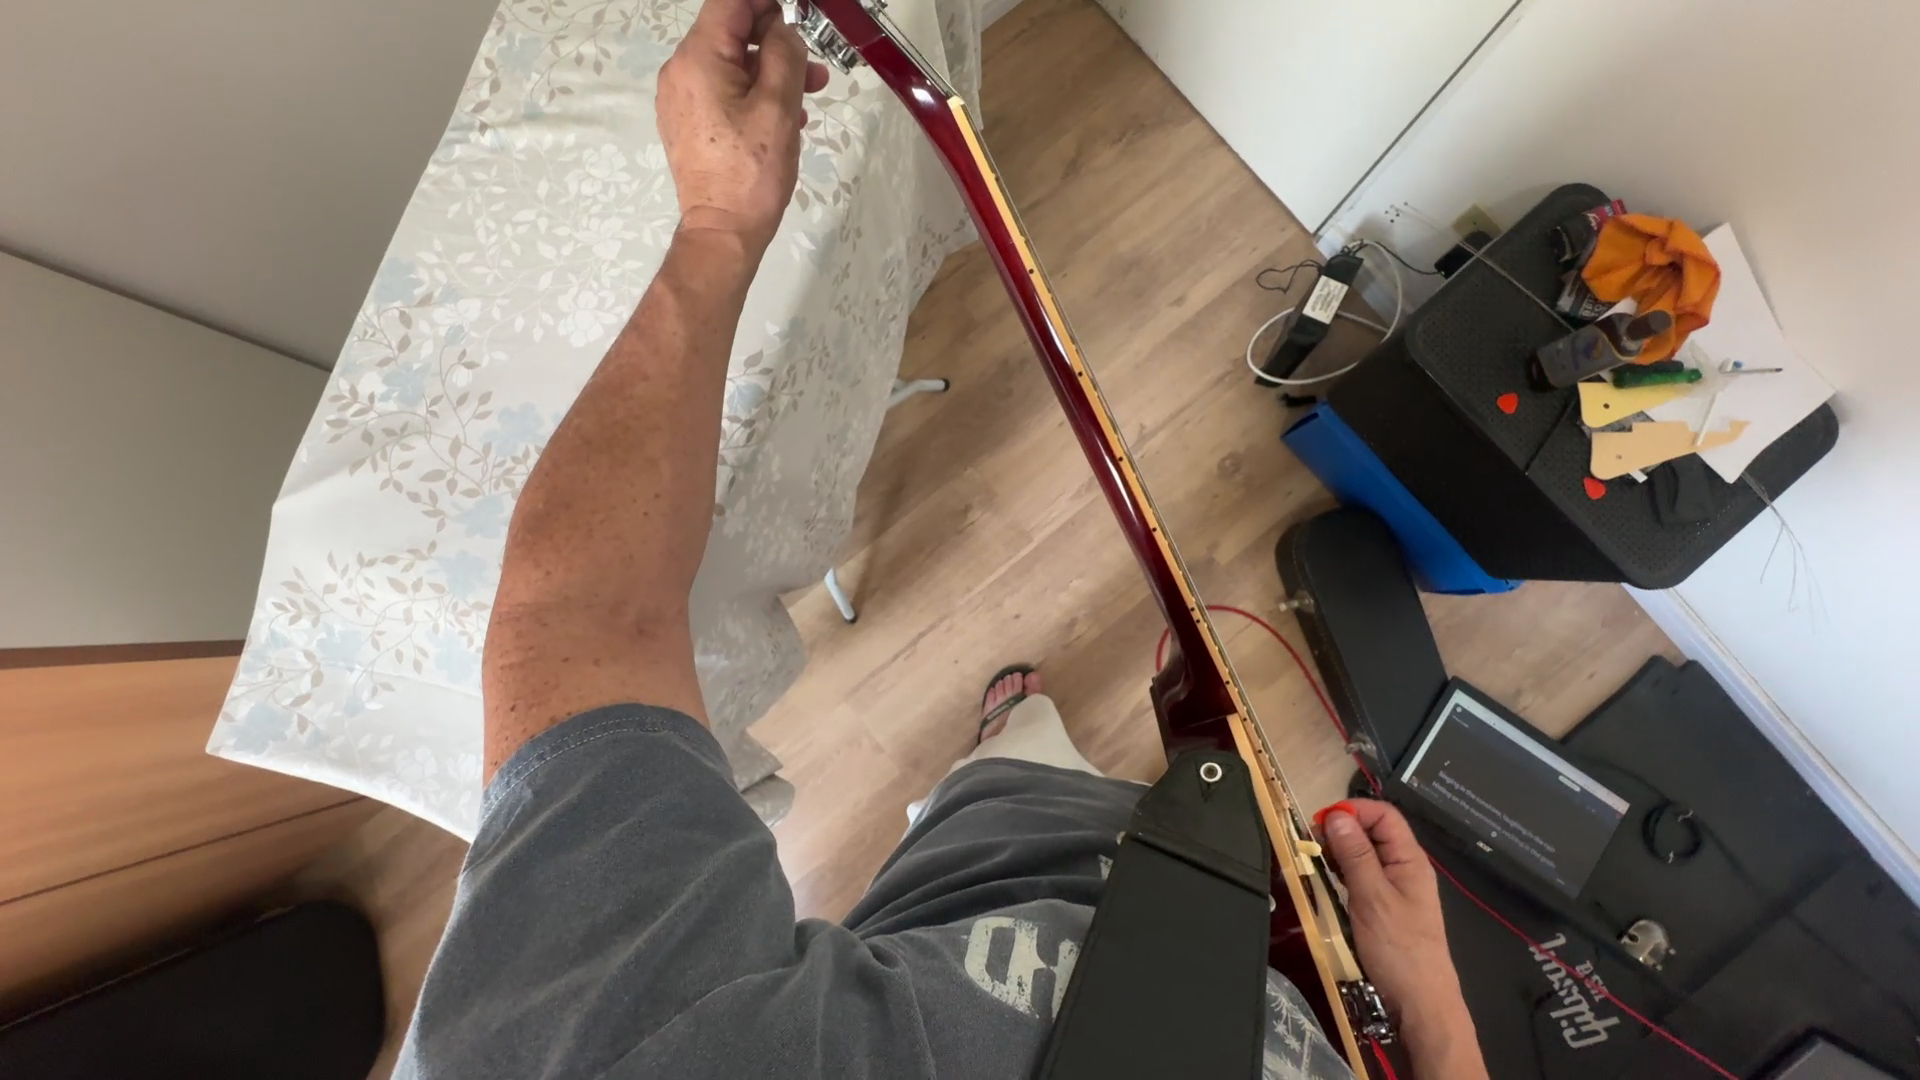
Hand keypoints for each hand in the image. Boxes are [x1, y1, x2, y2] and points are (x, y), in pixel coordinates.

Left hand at [656, 0, 830, 252]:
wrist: (723, 233)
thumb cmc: (751, 174)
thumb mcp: (778, 109)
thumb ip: (785, 57)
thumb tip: (785, 32)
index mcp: (698, 58)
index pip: (731, 3)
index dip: (767, 4)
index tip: (797, 16)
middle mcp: (681, 73)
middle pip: (731, 36)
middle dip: (775, 46)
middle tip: (815, 70)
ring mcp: (682, 102)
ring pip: (731, 69)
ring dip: (770, 76)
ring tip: (807, 99)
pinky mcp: (690, 128)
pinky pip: (723, 96)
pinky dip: (753, 98)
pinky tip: (782, 120)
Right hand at [1320, 800, 1465, 1026]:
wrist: (1420, 1005)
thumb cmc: (1399, 950)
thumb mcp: (1372, 898)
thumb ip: (1355, 856)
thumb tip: (1336, 816)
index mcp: (1409, 860)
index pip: (1383, 815)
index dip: (1352, 810)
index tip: (1322, 823)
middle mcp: (1403, 868)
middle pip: (1372, 831)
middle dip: (1341, 830)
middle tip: (1314, 844)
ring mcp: (1395, 887)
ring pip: (1364, 853)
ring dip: (1339, 851)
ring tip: (1317, 862)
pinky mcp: (1384, 904)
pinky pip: (1361, 875)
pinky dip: (1342, 871)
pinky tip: (1329, 881)